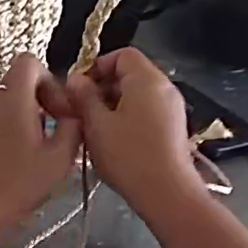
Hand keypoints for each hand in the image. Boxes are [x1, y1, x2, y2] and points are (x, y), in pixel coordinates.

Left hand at [0, 53, 82, 247]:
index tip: (62, 109)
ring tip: (53, 145)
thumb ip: (74, 127)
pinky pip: (8, 119)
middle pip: (24, 81)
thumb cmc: (19, 184)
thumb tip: (77, 114)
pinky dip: (25, 128)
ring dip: (38, 116)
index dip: (52, 79)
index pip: (29, 61)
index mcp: (13, 99)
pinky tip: (35, 156)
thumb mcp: (60, 157)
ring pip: (17, 102)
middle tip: (62, 128)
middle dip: (48, 99)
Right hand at [64, 47, 203, 217]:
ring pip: (137, 95)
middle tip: (81, 110)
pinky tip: (112, 141)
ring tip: (93, 128)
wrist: (166, 192)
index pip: (122, 54)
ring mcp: (172, 109)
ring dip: (112, 105)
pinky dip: (127, 118)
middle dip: (102, 88)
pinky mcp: (173, 129)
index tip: (78, 88)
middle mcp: (164, 88)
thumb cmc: (128, 156)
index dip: (97, 66)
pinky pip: (146, 112)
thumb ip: (84, 97)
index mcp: (147, 80)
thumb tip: (75, 79)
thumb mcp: (97, 125)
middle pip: (130, 74)